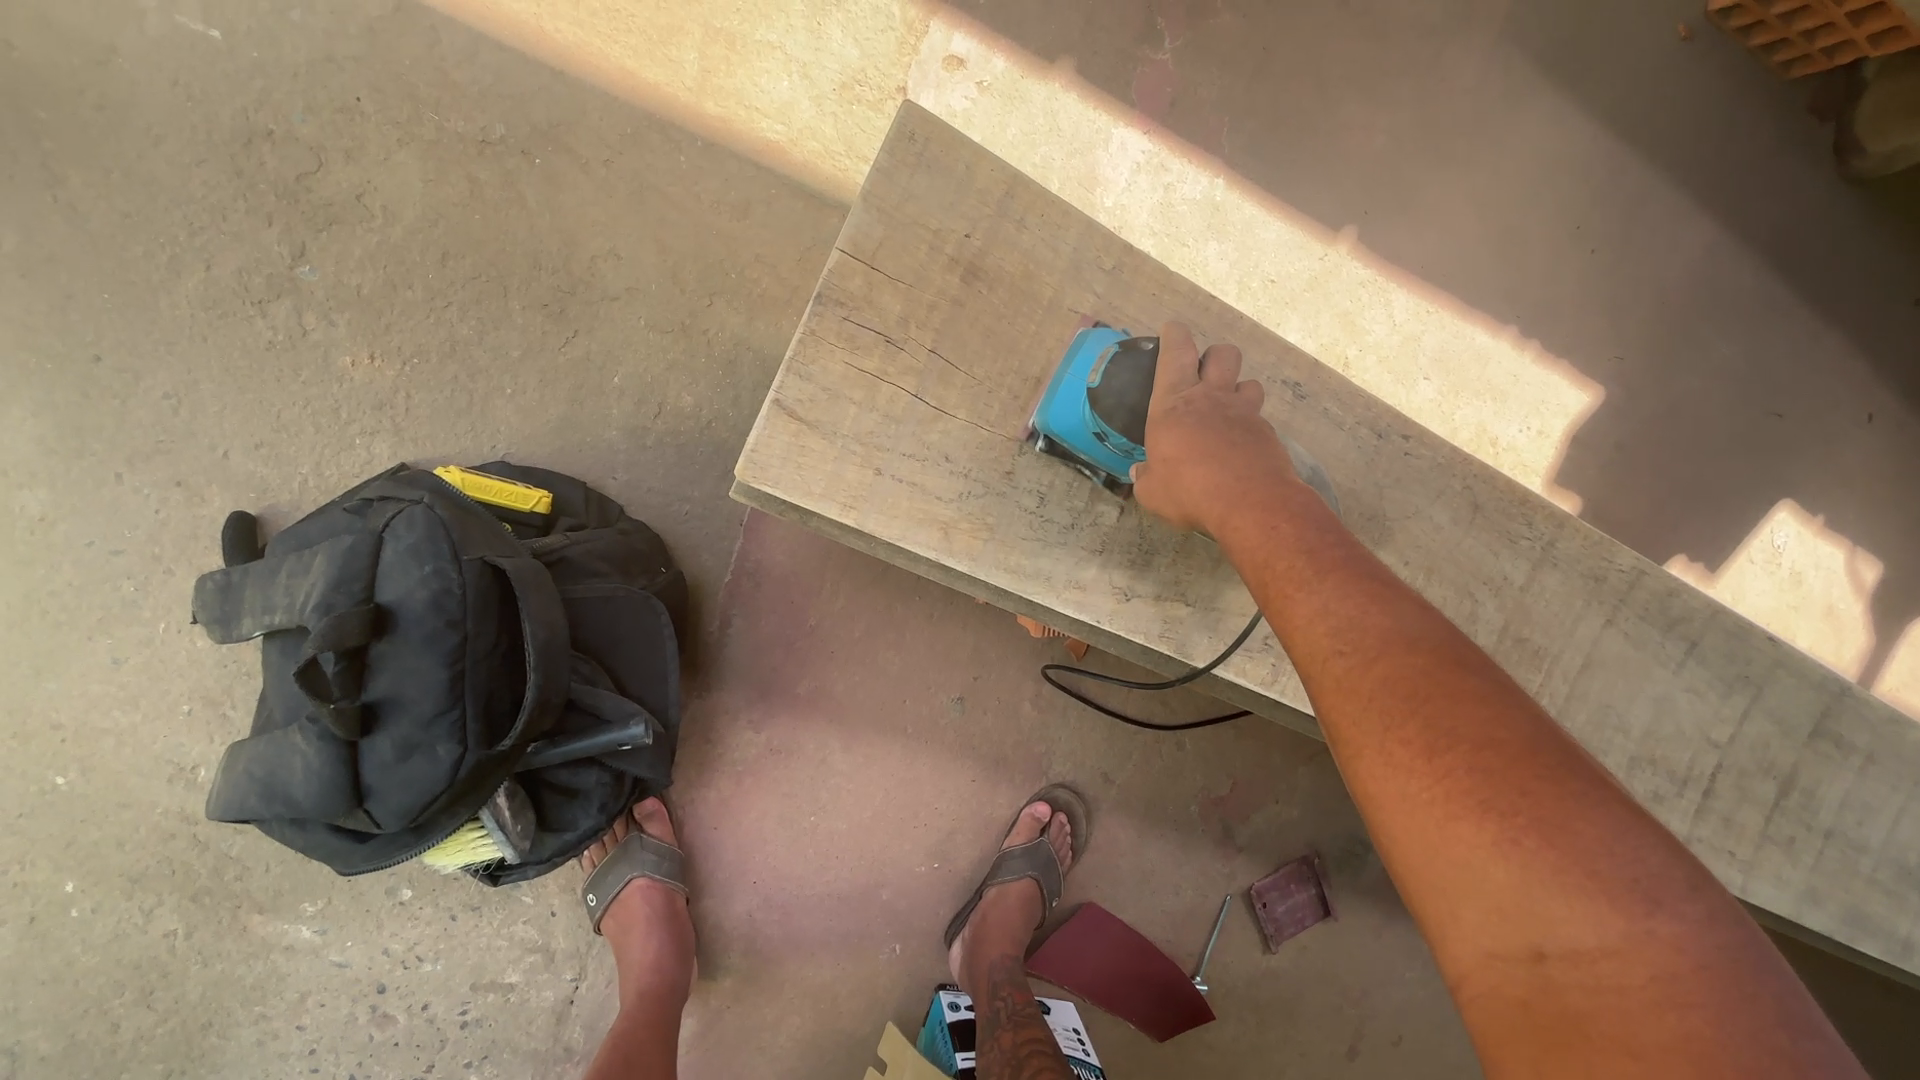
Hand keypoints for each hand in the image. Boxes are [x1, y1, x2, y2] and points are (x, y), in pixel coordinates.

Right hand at [1130, 322, 1301, 534]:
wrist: (1249, 504)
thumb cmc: (1189, 491)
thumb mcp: (1152, 491)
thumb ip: (1146, 477)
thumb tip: (1141, 473)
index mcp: (1174, 404)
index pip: (1175, 353)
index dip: (1174, 335)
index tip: (1171, 329)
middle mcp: (1211, 398)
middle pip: (1222, 354)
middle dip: (1213, 356)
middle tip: (1203, 372)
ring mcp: (1244, 413)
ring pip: (1249, 382)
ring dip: (1238, 390)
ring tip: (1228, 409)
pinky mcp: (1267, 433)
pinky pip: (1259, 418)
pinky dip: (1250, 426)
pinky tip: (1241, 445)